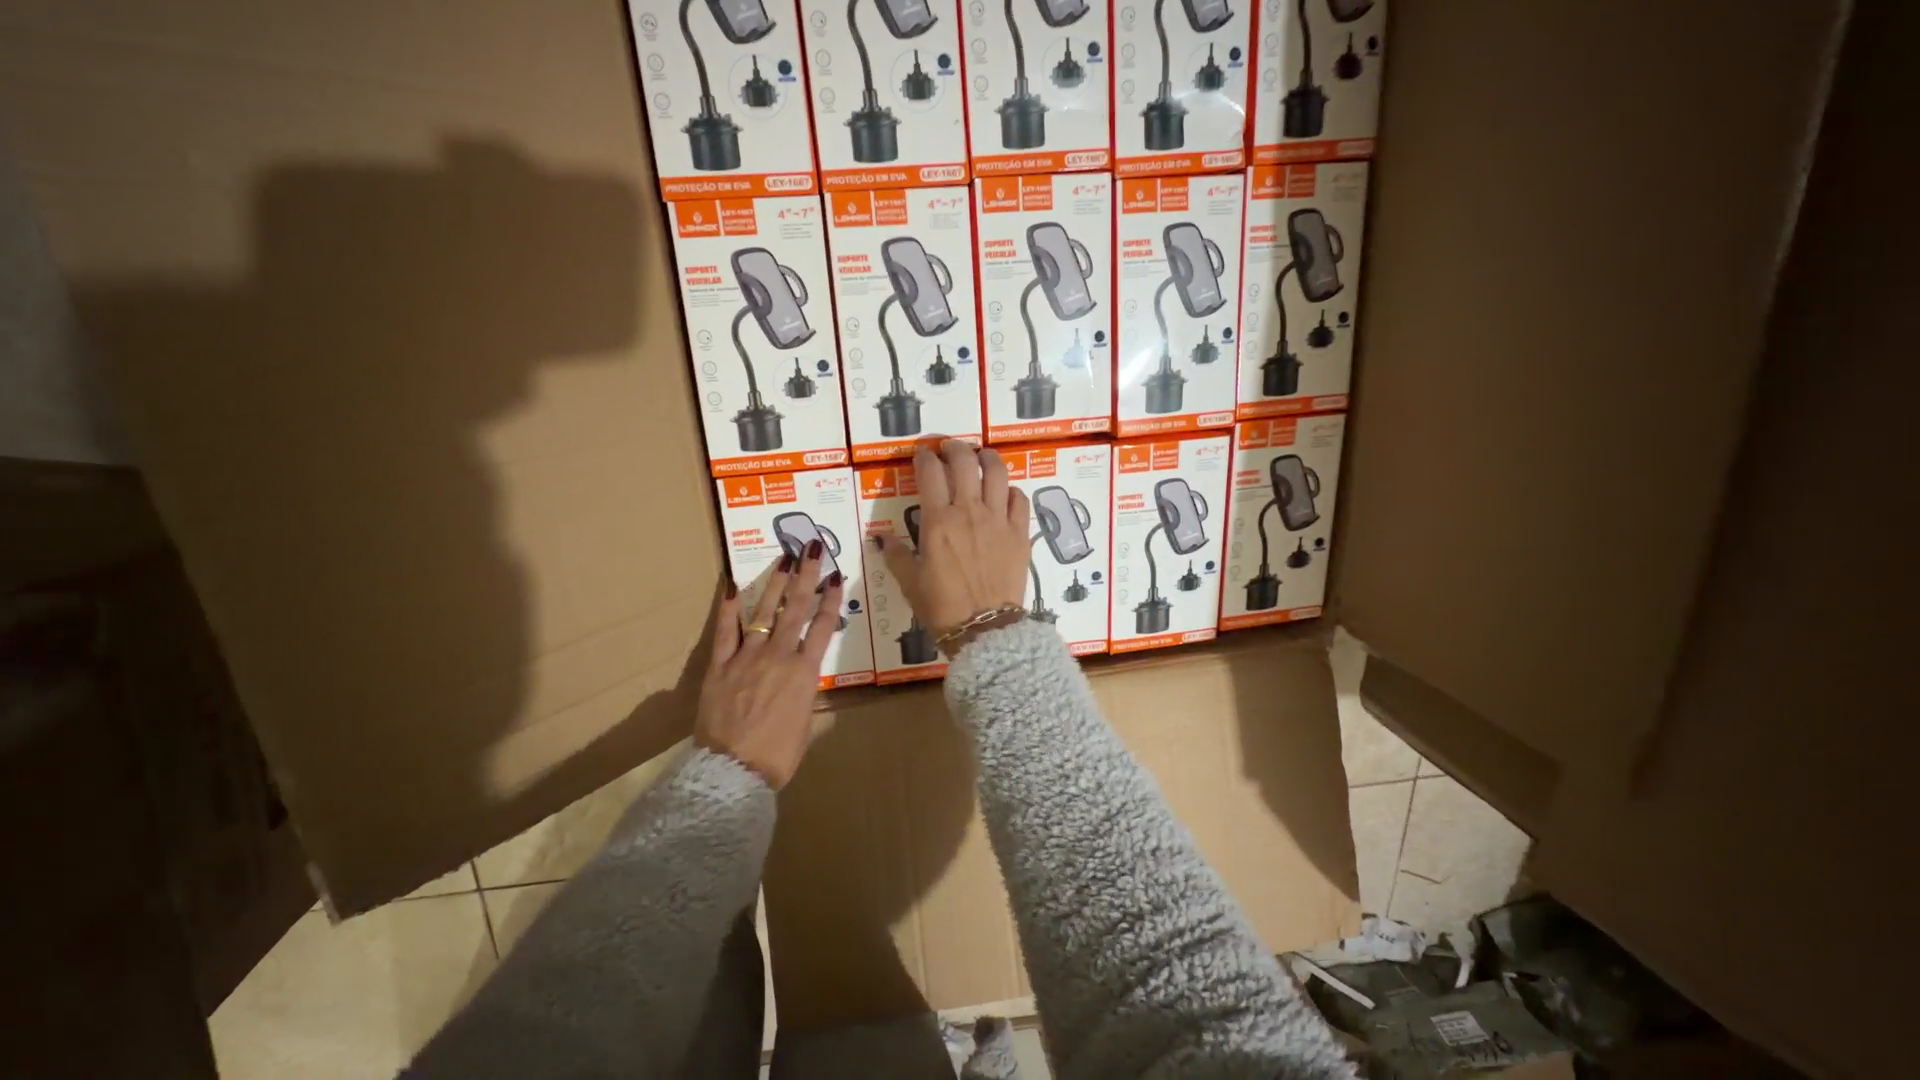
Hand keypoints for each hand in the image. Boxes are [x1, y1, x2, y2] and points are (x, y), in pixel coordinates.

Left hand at [696, 544, 844, 788]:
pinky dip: (728, 609)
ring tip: (782, 558)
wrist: (732, 770)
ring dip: (774, 584)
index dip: (831, 600)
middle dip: (806, 576)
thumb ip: (809, 706)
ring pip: (764, 612)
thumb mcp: (805, 731)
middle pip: (796, 609)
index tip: (837, 575)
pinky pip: (725, 632)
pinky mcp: (720, 666)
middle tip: (811, 548)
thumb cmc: (777, 756)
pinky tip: (731, 588)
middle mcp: (779, 656)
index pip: (823, 627)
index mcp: (805, 673)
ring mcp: (747, 657)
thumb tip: (811, 697)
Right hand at [876, 440, 1030, 635]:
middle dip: (954, 448)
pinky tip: (1003, 493)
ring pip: (997, 472)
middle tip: (949, 449)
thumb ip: (895, 554)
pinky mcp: (1020, 533)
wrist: (985, 629)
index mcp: (938, 521)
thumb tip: (882, 538)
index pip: (929, 473)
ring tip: (981, 456)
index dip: (923, 457)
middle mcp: (969, 512)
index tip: (921, 454)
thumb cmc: (942, 607)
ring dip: (987, 458)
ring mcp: (999, 520)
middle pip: (964, 461)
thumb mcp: (909, 582)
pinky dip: (1010, 490)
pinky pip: (1019, 499)